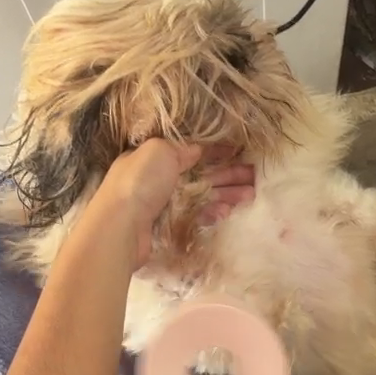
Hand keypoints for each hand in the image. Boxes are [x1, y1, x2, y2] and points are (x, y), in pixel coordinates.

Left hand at [87, 140, 255, 266]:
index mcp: (153, 156)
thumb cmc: (139, 182)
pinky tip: (227, 212)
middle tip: (255, 176)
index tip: (240, 151)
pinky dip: (211, 212)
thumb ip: (179, 148)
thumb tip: (195, 150)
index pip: (190, 150)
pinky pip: (194, 215)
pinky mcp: (165, 226)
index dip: (216, 150)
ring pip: (200, 194)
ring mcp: (162, 204)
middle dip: (228, 173)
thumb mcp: (159, 150)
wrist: (119, 226)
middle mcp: (157, 178)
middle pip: (200, 173)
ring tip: (251, 194)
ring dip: (226, 193)